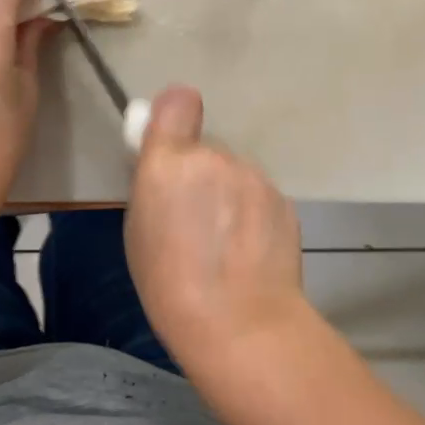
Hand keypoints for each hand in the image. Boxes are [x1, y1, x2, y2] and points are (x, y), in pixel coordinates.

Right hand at [125, 85, 307, 359]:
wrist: (237, 321)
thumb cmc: (167, 280)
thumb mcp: (139, 227)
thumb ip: (154, 183)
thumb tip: (167, 166)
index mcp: (169, 162)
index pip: (178, 102)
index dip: (171, 119)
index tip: (166, 147)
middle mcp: (216, 158)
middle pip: (203, 150)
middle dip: (195, 173)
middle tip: (187, 218)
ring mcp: (256, 178)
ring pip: (232, 174)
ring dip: (224, 195)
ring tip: (218, 243)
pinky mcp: (284, 201)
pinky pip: (256, 197)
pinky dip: (248, 215)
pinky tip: (244, 252)